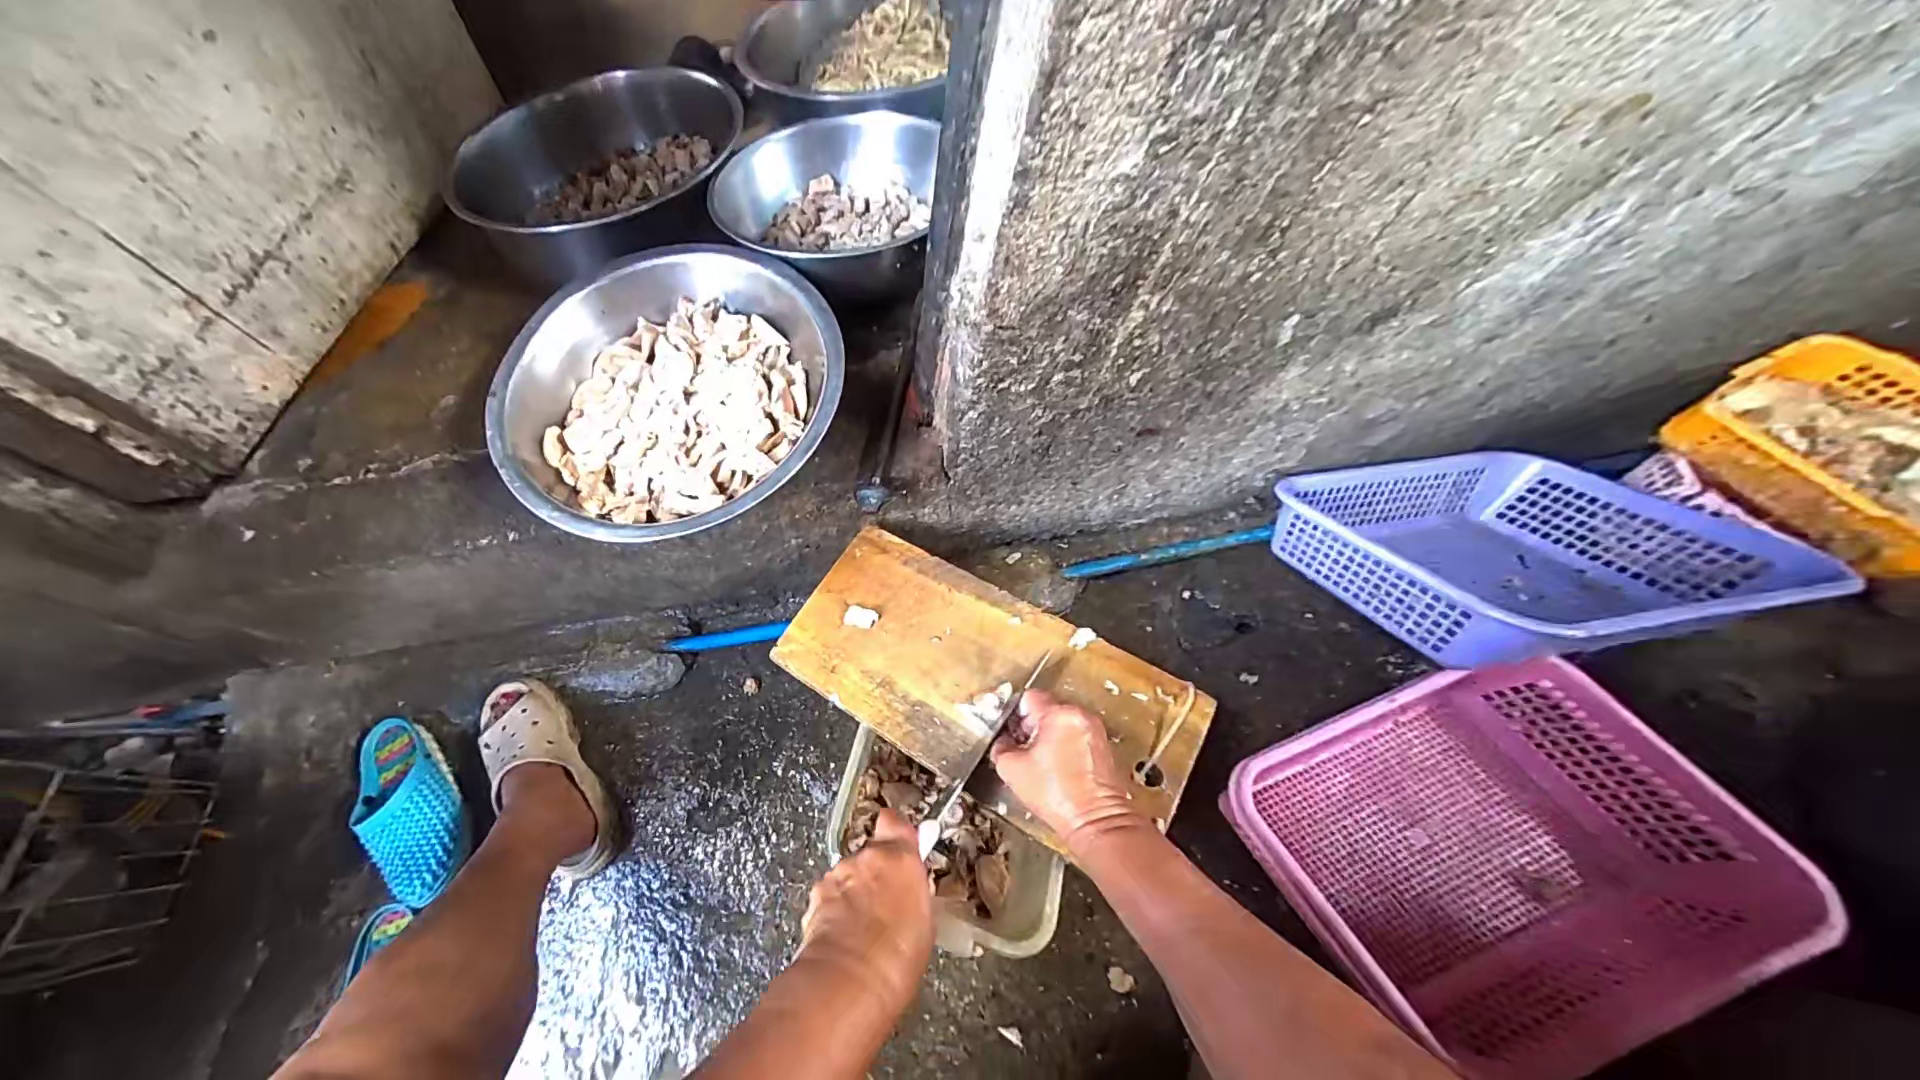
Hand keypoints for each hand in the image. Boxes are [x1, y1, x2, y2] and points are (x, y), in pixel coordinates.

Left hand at [798, 809, 931, 1007]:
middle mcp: (867, 858)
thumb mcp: (925, 921)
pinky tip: (844, 937)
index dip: (895, 830)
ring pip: (848, 877)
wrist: (850, 981)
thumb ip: (917, 888)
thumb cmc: (896, 957)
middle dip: (875, 874)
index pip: (895, 822)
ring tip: (863, 929)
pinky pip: (829, 897)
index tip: (901, 841)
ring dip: (853, 894)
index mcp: (900, 857)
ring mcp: (839, 875)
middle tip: (884, 904)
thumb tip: (917, 878)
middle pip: (871, 855)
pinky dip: (834, 911)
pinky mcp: (816, 896)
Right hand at [991, 689, 1145, 850]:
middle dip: (1033, 727)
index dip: (1016, 714)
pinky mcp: (1104, 747)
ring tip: (1044, 764)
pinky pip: (1078, 737)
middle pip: (1048, 709)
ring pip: (1063, 723)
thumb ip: (1001, 747)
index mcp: (1058, 715)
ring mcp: (1095, 731)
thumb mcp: (1012, 769)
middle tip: (1025, 751)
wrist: (1095, 821)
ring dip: (1051, 737)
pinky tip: (1060, 770)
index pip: (1029, 697)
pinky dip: (1068, 747)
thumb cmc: (1057, 795)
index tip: (1012, 732)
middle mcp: (1080, 716)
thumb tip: (1003, 742)